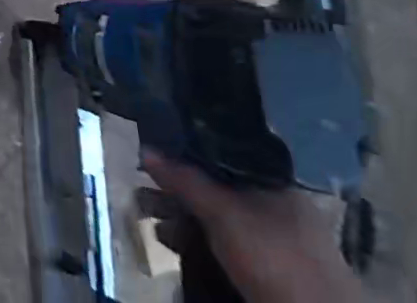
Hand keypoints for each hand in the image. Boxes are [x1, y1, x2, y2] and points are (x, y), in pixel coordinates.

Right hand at [143, 150, 362, 302]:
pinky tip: (168, 241)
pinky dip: (194, 239)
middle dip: (176, 186)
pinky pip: (219, 242)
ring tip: (144, 215)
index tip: (154, 149)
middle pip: (214, 184)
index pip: (221, 151)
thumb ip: (185, 181)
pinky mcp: (262, 268)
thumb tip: (146, 150)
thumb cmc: (275, 258)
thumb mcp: (224, 214)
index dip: (186, 148)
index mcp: (272, 179)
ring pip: (215, 215)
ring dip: (180, 214)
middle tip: (141, 187)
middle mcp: (271, 202)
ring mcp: (268, 237)